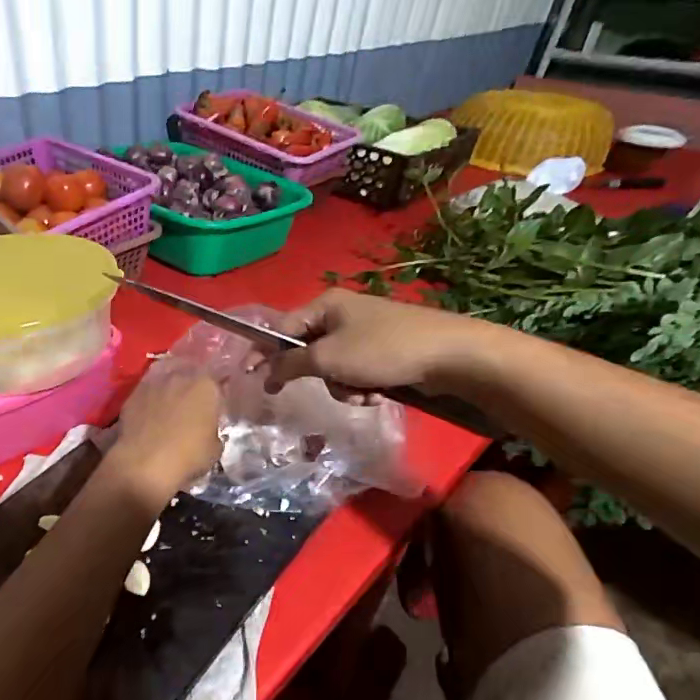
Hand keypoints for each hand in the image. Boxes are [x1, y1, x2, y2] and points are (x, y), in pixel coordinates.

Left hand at [104, 360, 222, 504]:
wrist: (144, 464)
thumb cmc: (188, 457)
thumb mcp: (215, 448)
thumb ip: (213, 430)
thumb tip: (206, 429)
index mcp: (206, 386)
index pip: (217, 383)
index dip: (216, 396)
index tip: (215, 409)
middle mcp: (181, 375)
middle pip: (191, 374)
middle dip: (193, 387)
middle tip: (194, 404)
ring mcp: (154, 381)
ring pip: (167, 376)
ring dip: (171, 387)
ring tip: (172, 404)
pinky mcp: (133, 393)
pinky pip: (149, 390)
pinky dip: (152, 397)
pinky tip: (152, 412)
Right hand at [263, 289, 495, 395]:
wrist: (448, 355)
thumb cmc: (382, 349)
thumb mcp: (329, 358)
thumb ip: (290, 364)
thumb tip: (263, 371)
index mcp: (326, 305)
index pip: (282, 328)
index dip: (265, 353)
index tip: (252, 378)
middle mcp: (342, 315)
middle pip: (309, 353)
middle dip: (322, 377)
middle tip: (335, 385)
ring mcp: (364, 333)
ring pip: (334, 369)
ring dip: (345, 387)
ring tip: (366, 392)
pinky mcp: (383, 352)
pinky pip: (357, 374)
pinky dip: (364, 388)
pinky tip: (380, 393)